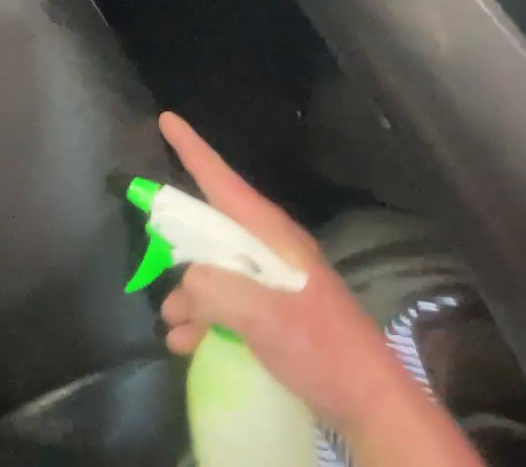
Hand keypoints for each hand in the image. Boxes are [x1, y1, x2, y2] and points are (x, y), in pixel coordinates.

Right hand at [155, 113, 484, 466]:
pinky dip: (202, 319)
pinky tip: (187, 344)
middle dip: (179, 247)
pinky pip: (224, 302)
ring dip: (188, 296)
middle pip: (210, 228)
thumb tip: (188, 281)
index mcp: (271, 236)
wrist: (370, 404)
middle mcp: (270, 250)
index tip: (167, 119)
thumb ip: (216, 288)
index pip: (223, 181)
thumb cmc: (321, 348)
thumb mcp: (264, 316)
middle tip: (154, 262)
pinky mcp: (272, 313)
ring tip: (175, 328)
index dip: (193, 150)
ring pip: (212, 271)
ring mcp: (272, 282)